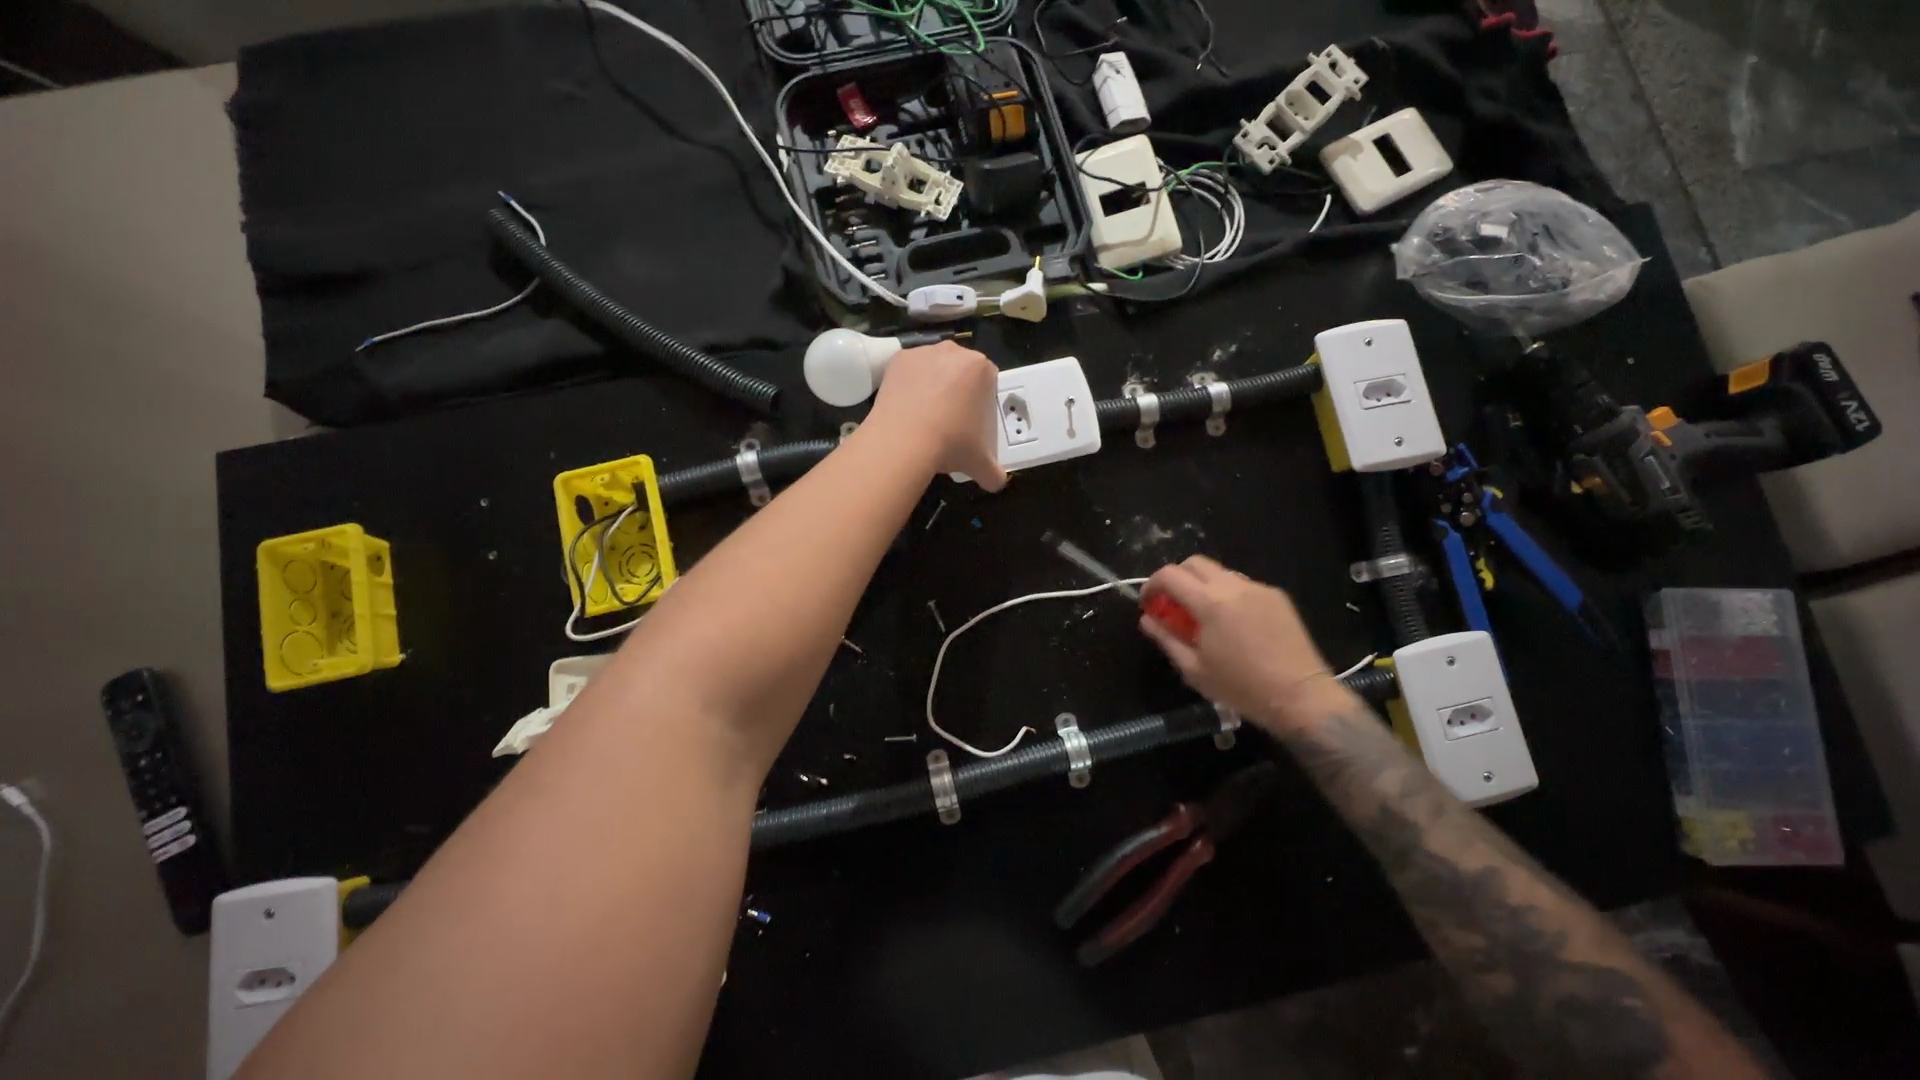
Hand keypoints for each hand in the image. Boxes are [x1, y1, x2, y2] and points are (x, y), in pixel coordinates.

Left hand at [865, 342, 1007, 491]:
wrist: (903, 441)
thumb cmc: (950, 443)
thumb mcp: (978, 461)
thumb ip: (993, 471)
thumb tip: (998, 482)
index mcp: (980, 367)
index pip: (988, 379)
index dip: (981, 399)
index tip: (973, 418)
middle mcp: (953, 352)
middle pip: (960, 369)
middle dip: (958, 388)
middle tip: (949, 418)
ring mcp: (923, 353)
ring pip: (934, 367)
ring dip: (933, 384)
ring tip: (925, 415)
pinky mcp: (898, 359)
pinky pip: (909, 371)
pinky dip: (909, 384)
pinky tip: (907, 407)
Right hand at [1139, 556, 1355, 734]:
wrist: (1300, 695)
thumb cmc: (1241, 687)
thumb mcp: (1194, 669)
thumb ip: (1166, 638)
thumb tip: (1147, 619)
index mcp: (1211, 602)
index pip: (1170, 575)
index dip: (1152, 584)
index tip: (1148, 603)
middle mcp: (1234, 586)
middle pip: (1195, 563)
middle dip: (1176, 577)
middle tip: (1171, 604)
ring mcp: (1259, 588)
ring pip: (1221, 572)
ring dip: (1203, 585)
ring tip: (1203, 615)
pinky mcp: (1277, 597)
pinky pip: (1244, 585)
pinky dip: (1228, 595)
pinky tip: (1232, 623)